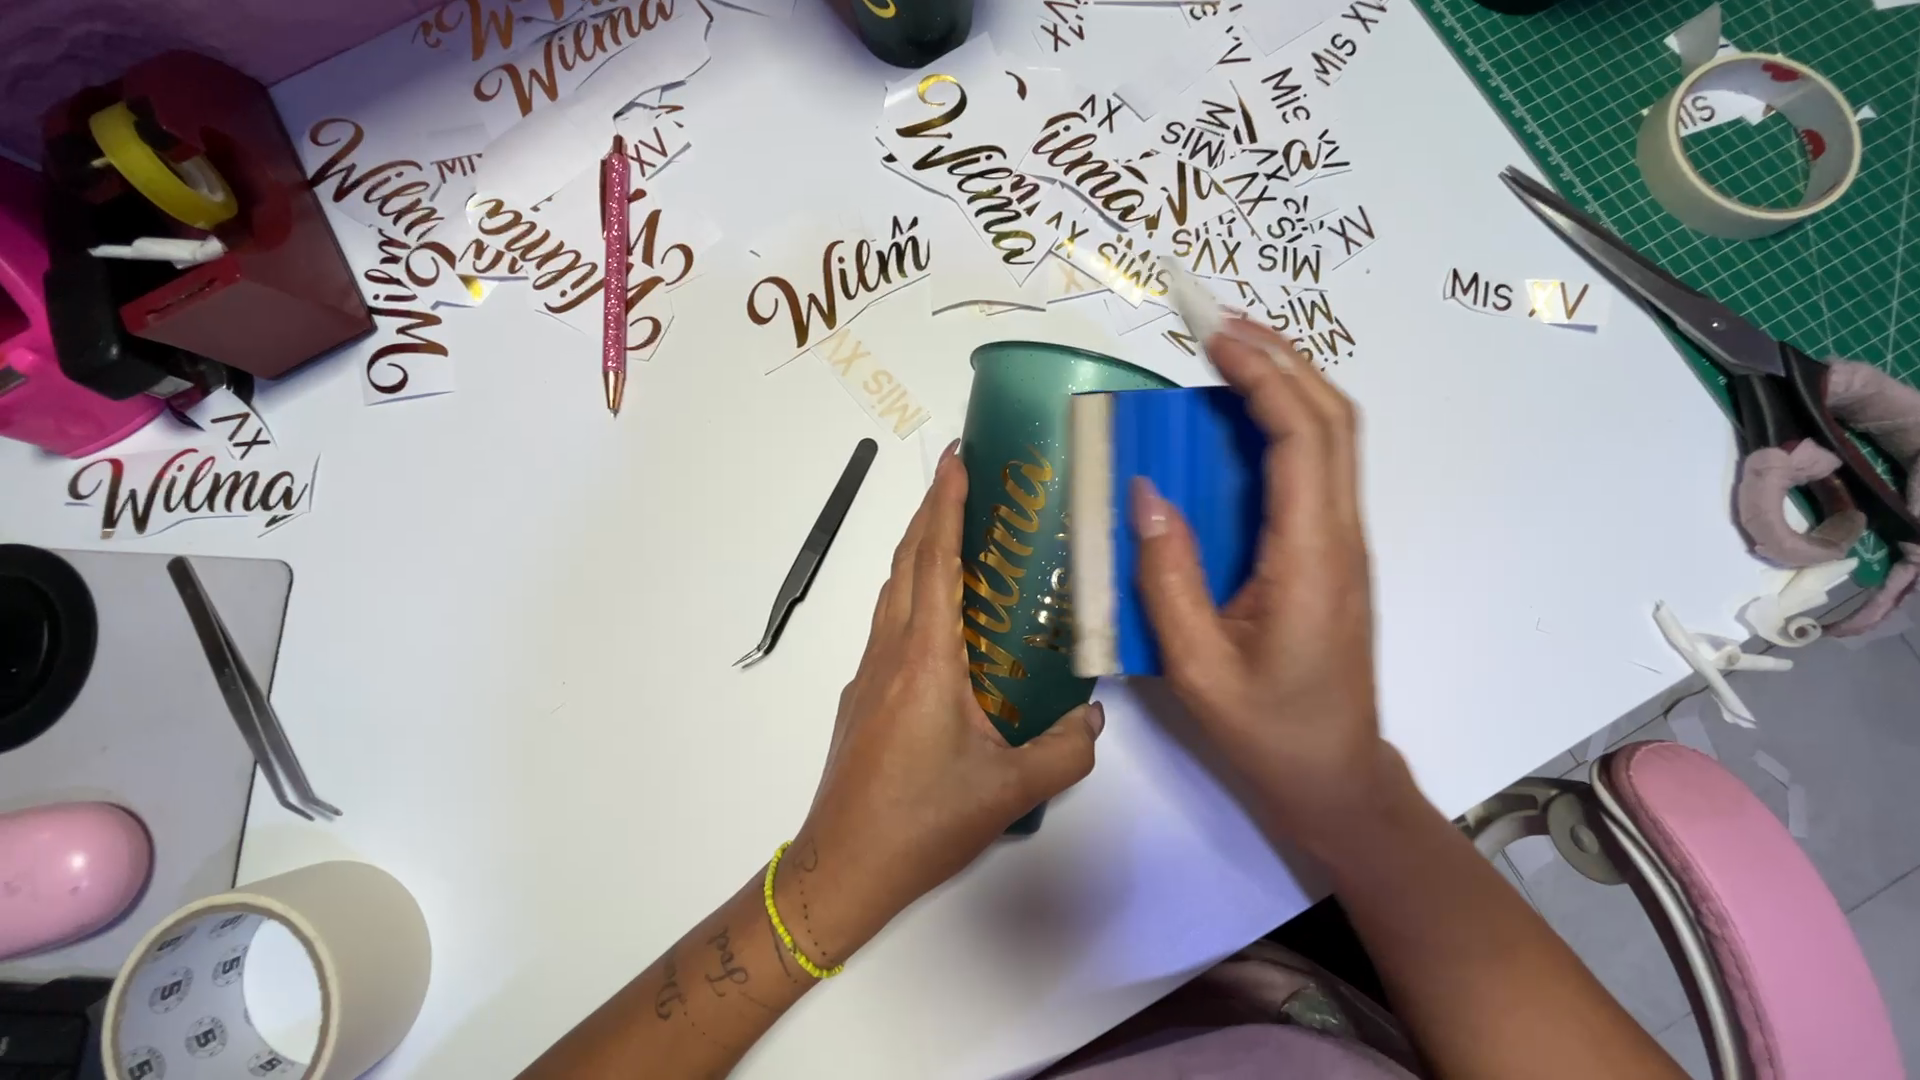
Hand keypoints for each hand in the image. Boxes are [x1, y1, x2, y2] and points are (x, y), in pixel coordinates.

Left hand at [779, 444, 1104, 966]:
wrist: (844, 867)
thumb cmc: (923, 822)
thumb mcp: (1008, 791)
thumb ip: (1063, 751)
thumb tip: (1094, 716)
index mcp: (927, 660)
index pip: (936, 562)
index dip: (946, 506)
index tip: (957, 459)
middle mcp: (890, 653)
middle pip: (906, 563)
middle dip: (930, 512)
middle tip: (963, 478)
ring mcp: (868, 673)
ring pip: (891, 591)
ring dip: (917, 550)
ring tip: (952, 530)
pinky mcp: (861, 696)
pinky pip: (888, 623)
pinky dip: (910, 592)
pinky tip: (936, 614)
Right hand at [1131, 318, 1393, 851]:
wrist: (1334, 774)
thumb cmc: (1267, 729)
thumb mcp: (1197, 667)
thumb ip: (1167, 579)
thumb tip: (1144, 492)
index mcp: (1311, 557)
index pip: (1304, 439)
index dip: (1264, 376)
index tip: (1214, 336)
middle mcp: (1339, 536)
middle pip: (1333, 420)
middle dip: (1282, 358)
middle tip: (1218, 324)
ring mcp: (1340, 543)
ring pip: (1332, 439)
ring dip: (1286, 384)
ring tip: (1227, 353)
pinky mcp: (1327, 553)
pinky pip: (1314, 469)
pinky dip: (1281, 424)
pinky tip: (1236, 423)